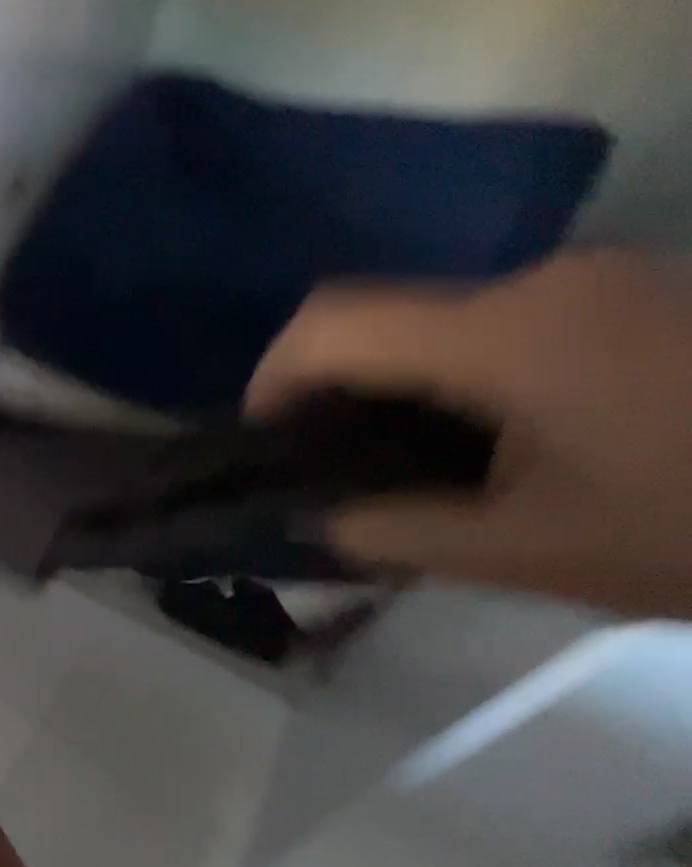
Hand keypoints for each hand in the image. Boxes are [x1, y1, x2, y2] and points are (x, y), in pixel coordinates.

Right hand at [247, 250, 691, 616]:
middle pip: (381, 318)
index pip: (329, 322)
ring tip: (411, 467)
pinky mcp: (634, 297)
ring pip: (440, 324)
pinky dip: (458, 379)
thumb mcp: (535, 553)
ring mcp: (597, 283)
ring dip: (399, 388)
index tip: (263, 441)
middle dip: (334, 391)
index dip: (270, 376)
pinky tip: (488, 441)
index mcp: (506, 335)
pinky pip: (502, 326)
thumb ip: (398, 535)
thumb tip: (319, 523)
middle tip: (335, 471)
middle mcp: (541, 284)